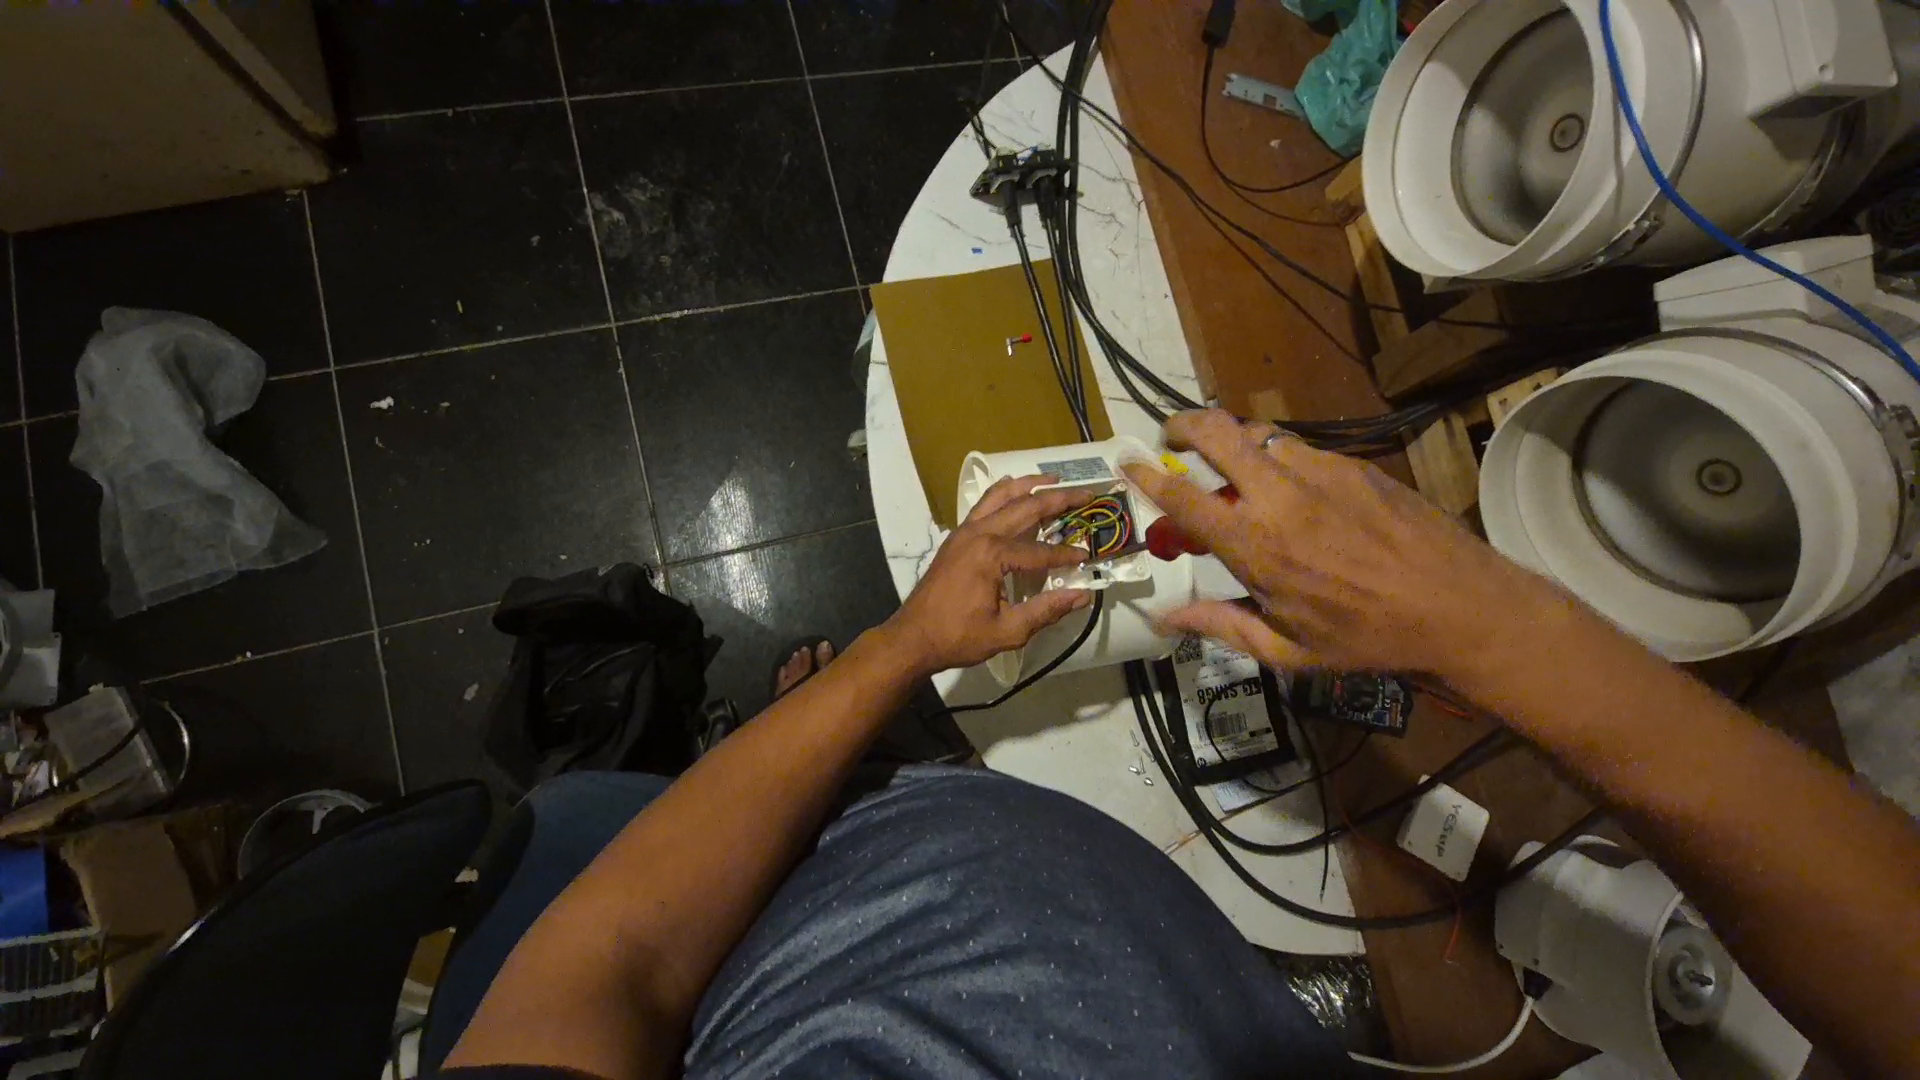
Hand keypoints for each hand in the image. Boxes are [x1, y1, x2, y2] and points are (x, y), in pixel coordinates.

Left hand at [883, 475, 1094, 674]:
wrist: (912, 637)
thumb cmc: (958, 636)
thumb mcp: (1007, 631)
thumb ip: (1045, 611)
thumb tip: (1082, 595)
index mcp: (991, 555)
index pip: (1039, 551)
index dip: (1065, 556)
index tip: (1086, 558)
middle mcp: (979, 533)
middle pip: (1025, 507)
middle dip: (1058, 500)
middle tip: (1085, 494)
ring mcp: (964, 531)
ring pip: (1001, 496)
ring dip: (1029, 485)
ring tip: (1055, 479)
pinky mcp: (957, 536)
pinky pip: (984, 504)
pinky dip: (1003, 493)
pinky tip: (1015, 491)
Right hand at [1121, 410, 1581, 684]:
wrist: (1463, 610)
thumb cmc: (1365, 640)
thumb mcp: (1284, 648)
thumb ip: (1217, 623)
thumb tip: (1161, 618)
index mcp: (1254, 546)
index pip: (1182, 497)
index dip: (1146, 475)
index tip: (1126, 462)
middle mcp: (1280, 497)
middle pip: (1216, 433)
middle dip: (1181, 425)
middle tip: (1171, 437)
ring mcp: (1320, 473)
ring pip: (1259, 435)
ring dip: (1233, 443)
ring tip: (1233, 466)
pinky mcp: (1354, 465)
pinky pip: (1299, 449)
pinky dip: (1277, 457)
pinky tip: (1290, 487)